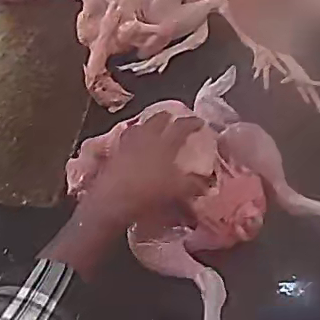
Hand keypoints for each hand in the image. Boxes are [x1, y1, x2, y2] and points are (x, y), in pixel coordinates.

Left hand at [46, 115, 209, 273]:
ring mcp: (127, 146)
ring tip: (151, 127)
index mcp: (164, 145)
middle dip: (166, 117)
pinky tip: (133, 145)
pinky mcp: (114, 155)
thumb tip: (207, 184)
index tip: (199, 121)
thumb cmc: (149, 194)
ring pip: (138, 127)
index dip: (191, 123)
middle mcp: (145, 140)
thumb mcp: (178, 191)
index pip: (181, 127)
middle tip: (172, 118)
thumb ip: (194, 185)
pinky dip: (132, 138)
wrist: (112, 202)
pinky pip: (125, 140)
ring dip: (147, 125)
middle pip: (157, 120)